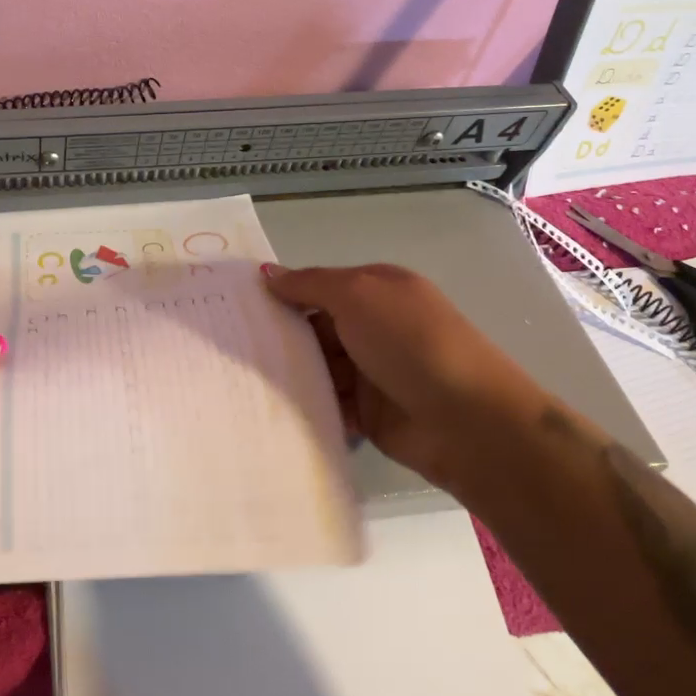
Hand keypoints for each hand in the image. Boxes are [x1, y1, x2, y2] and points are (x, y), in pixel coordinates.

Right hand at [262, 263, 552, 491]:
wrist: (468, 421)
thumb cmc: (411, 343)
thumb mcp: (359, 295)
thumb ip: (310, 284)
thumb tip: (267, 274)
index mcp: (377, 290)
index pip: (318, 286)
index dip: (281, 294)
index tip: (235, 306)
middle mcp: (373, 326)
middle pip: (313, 327)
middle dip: (277, 336)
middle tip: (228, 345)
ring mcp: (371, 371)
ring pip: (316, 367)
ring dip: (289, 372)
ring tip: (240, 378)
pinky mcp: (367, 413)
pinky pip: (326, 403)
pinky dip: (305, 405)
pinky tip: (269, 407)